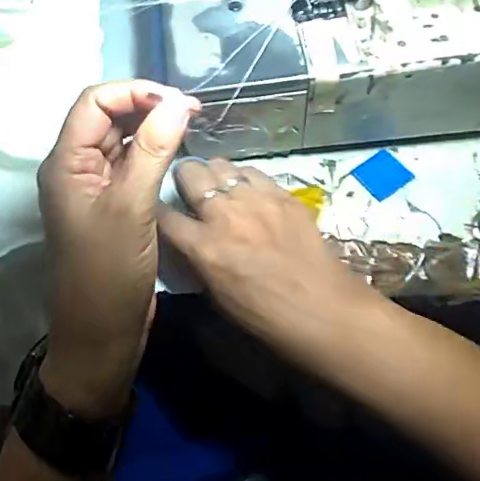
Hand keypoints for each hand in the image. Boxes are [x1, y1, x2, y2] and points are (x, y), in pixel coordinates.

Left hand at [36, 81, 198, 419]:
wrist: (100, 338)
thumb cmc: (109, 273)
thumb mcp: (132, 207)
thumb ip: (153, 150)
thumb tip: (179, 101)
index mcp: (66, 163)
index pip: (94, 102)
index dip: (134, 92)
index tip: (177, 100)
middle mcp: (75, 168)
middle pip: (107, 116)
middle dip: (146, 105)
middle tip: (192, 111)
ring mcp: (93, 187)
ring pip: (120, 139)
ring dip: (152, 126)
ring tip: (190, 124)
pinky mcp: (111, 204)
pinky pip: (130, 164)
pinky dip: (153, 151)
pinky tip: (178, 151)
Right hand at [159, 158, 387, 362]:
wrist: (324, 311)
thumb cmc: (266, 316)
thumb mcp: (216, 295)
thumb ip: (197, 259)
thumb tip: (187, 240)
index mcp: (204, 247)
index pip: (163, 213)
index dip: (156, 208)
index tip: (157, 207)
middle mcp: (225, 215)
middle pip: (189, 173)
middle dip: (183, 177)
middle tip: (188, 187)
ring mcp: (256, 200)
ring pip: (220, 165)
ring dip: (213, 174)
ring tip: (218, 185)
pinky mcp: (282, 194)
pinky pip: (253, 172)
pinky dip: (243, 178)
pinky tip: (247, 190)